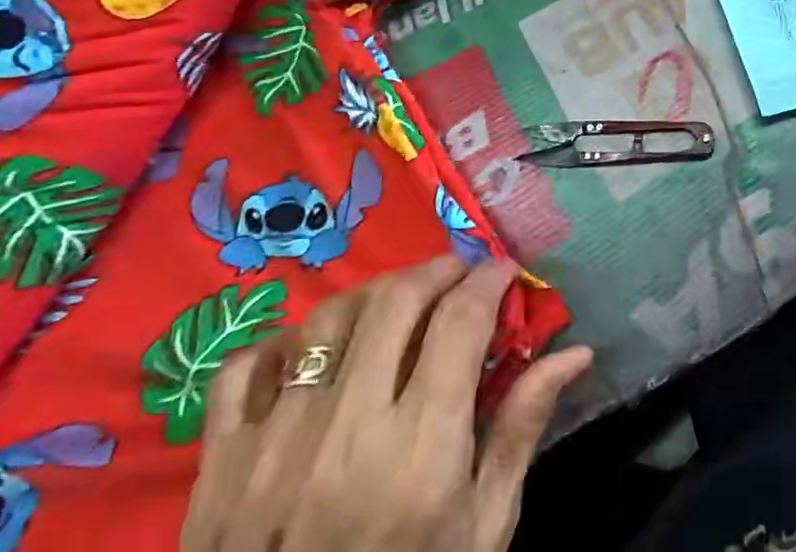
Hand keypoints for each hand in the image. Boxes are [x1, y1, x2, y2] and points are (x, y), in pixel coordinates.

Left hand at [181, 256, 592, 551]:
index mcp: (421, 448)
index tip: (504, 269)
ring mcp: (274, 438)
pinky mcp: (220, 459)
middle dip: (437, 270)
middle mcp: (347, 427)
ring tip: (397, 303)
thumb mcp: (483, 527)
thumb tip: (575, 353)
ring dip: (372, 294)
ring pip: (326, 319)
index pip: (461, 322)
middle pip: (395, 301)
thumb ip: (522, 429)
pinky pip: (241, 366)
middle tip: (458, 274)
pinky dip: (280, 341)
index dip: (489, 279)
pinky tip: (309, 349)